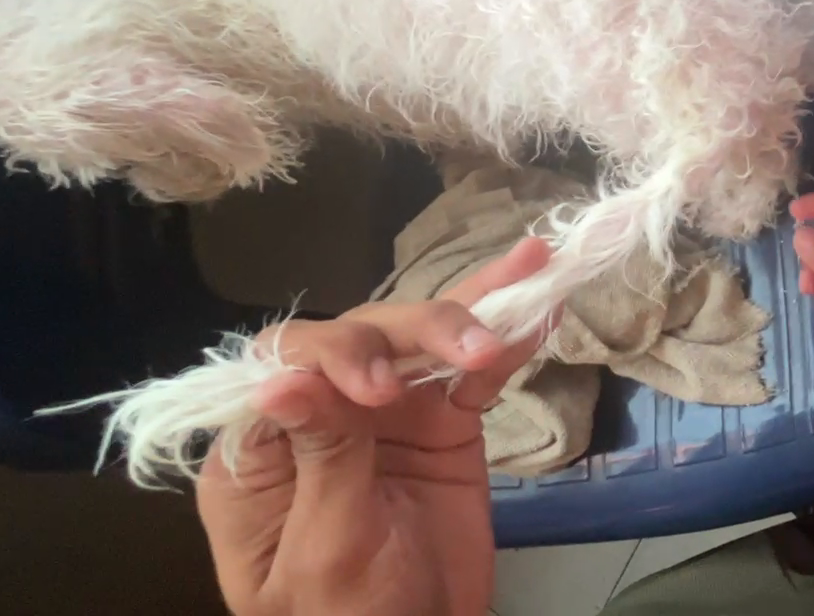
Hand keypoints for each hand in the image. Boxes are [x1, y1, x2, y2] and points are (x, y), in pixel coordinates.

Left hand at [196, 237, 551, 615]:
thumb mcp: (327, 552)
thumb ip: (322, 460)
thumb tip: (285, 382)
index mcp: (268, 452)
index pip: (288, 368)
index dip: (336, 357)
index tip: (385, 391)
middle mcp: (329, 414)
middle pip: (369, 336)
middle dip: (422, 330)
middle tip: (476, 350)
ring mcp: (397, 411)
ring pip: (429, 338)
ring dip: (479, 305)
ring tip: (532, 262)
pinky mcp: (451, 419)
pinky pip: (481, 370)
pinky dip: (514, 340)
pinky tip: (544, 309)